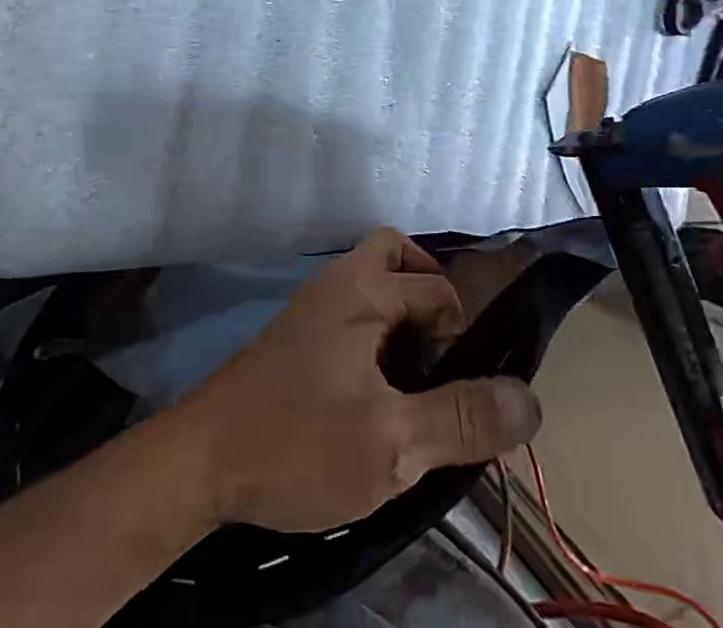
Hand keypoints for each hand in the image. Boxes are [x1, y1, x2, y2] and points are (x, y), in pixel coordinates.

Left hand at [180, 228, 541, 532]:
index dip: (460, 337)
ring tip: (412, 376)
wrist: (192, 468)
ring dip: (401, 315)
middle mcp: (336, 284)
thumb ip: (462, 420)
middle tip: (437, 352)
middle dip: (428, 292)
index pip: (438, 291)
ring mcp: (310, 309)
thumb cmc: (295, 446)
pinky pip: (350, 313)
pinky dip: (374, 333)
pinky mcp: (293, 338)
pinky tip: (373, 389)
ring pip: (371, 283)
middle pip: (396, 254)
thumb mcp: (391, 446)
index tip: (456, 391)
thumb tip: (530, 402)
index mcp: (363, 292)